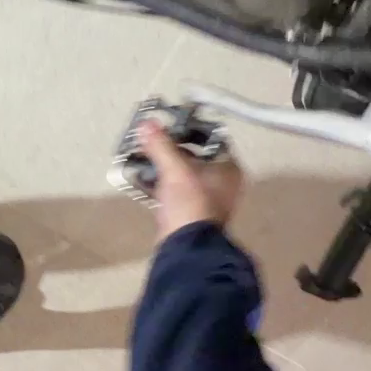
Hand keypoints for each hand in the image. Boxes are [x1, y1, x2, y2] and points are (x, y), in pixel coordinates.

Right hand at [137, 118, 242, 240]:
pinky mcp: (191, 213)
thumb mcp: (174, 169)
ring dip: (162, 167)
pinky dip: (160, 184)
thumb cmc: (190, 202)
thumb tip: (147, 124)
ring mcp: (207, 199)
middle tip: (150, 143)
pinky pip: (175, 191)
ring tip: (142, 159)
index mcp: (228, 168)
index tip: (167, 126)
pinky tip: (143, 178)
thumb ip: (160, 145)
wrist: (186, 246)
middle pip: (194, 156)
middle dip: (170, 150)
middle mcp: (222, 182)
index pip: (211, 139)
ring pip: (183, 174)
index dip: (189, 130)